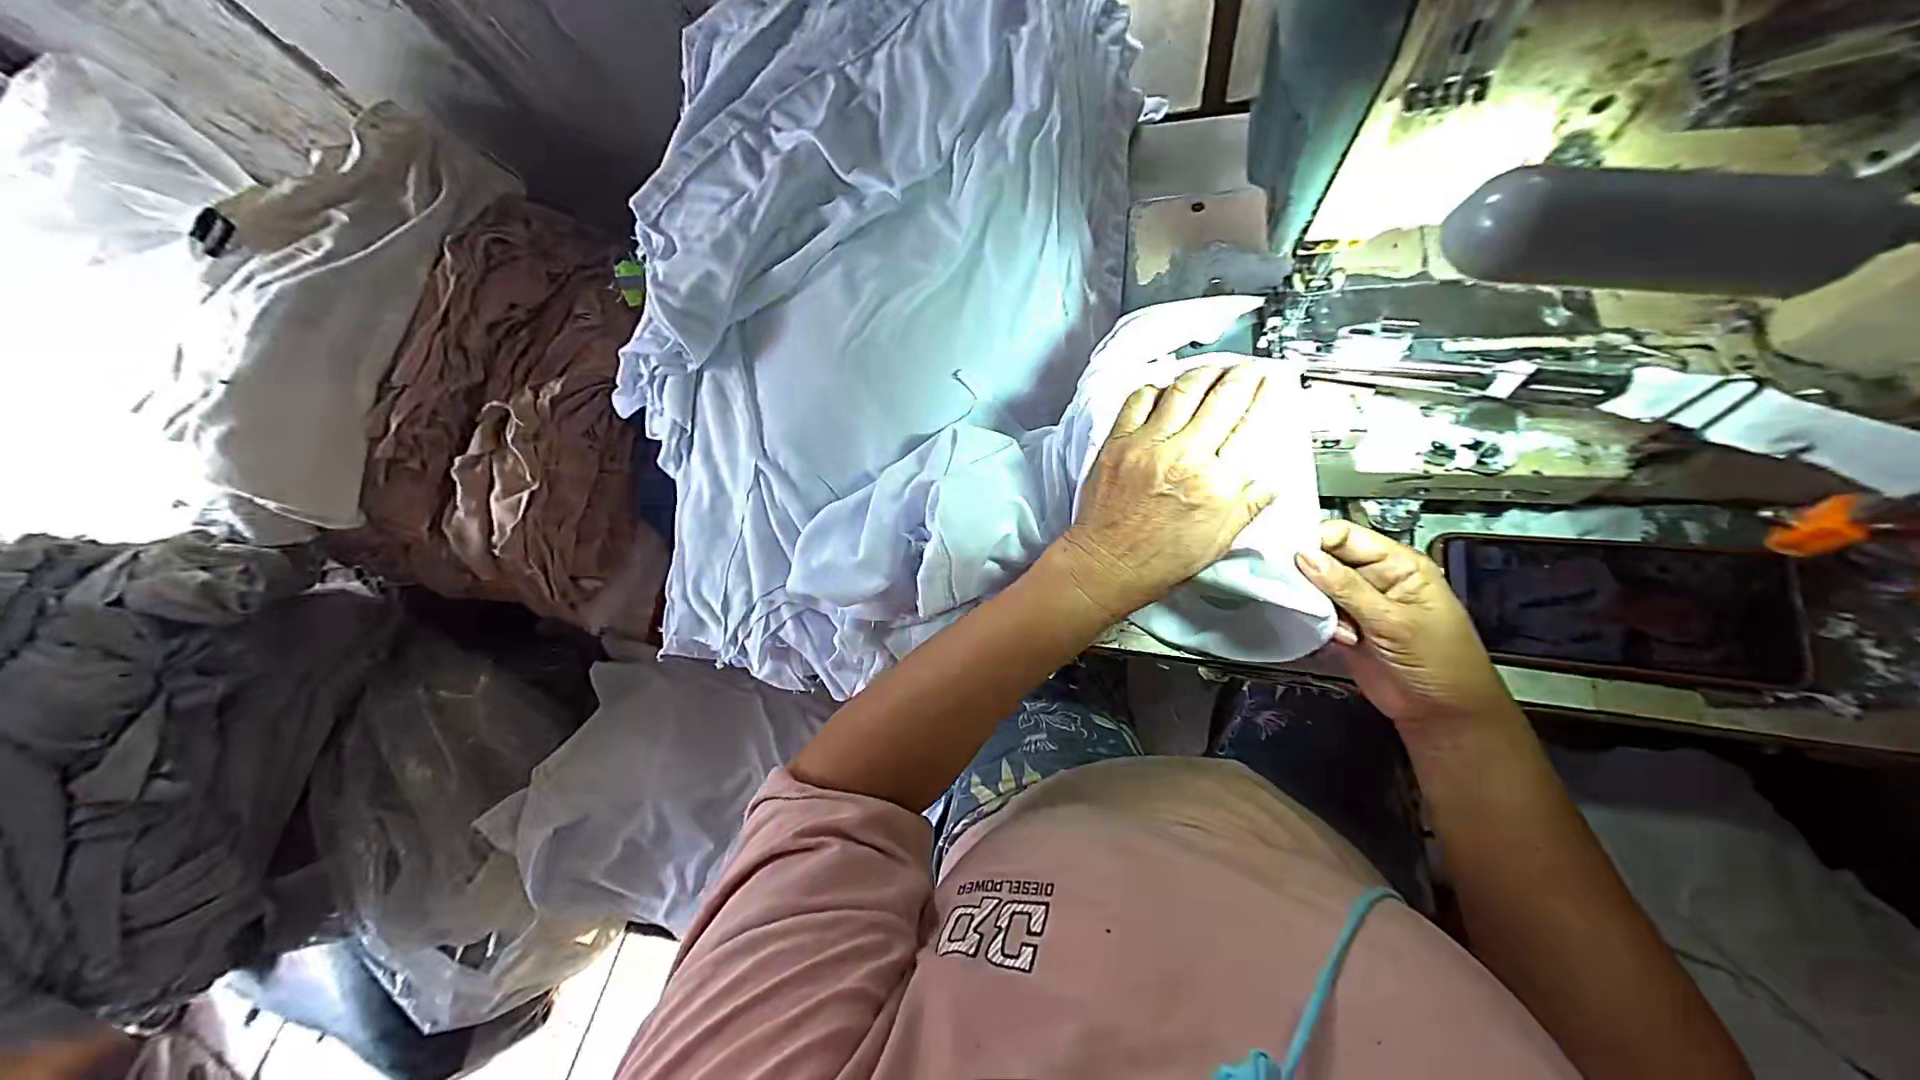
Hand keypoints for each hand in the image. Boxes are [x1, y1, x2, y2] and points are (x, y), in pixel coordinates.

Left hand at [1054, 364, 1276, 620]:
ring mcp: (1148, 446)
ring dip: (1202, 373)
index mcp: (1215, 483)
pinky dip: (1155, 389)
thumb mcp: (1217, 541)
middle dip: (1240, 376)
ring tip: (1213, 368)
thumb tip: (1268, 485)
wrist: (1107, 565)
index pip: (1248, 426)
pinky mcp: (1118, 444)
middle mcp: (1184, 457)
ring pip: (1181, 391)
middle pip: (1220, 398)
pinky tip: (1164, 389)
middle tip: (1247, 368)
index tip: (1269, 385)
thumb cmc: (1157, 561)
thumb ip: (1246, 507)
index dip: (1262, 397)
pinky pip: (1138, 401)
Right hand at [1294, 519, 1518, 743]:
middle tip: (1293, 586)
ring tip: (1330, 623)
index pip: (1345, 535)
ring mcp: (1358, 603)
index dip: (1314, 539)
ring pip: (1315, 587)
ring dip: (1313, 603)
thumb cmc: (1441, 663)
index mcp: (1397, 564)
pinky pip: (1316, 613)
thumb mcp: (1394, 621)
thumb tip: (1306, 555)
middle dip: (1307, 572)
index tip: (1286, 552)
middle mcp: (1374, 578)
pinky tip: (1332, 637)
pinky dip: (1315, 622)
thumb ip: (1347, 587)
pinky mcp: (1344, 626)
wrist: (1442, 714)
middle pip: (1325, 558)